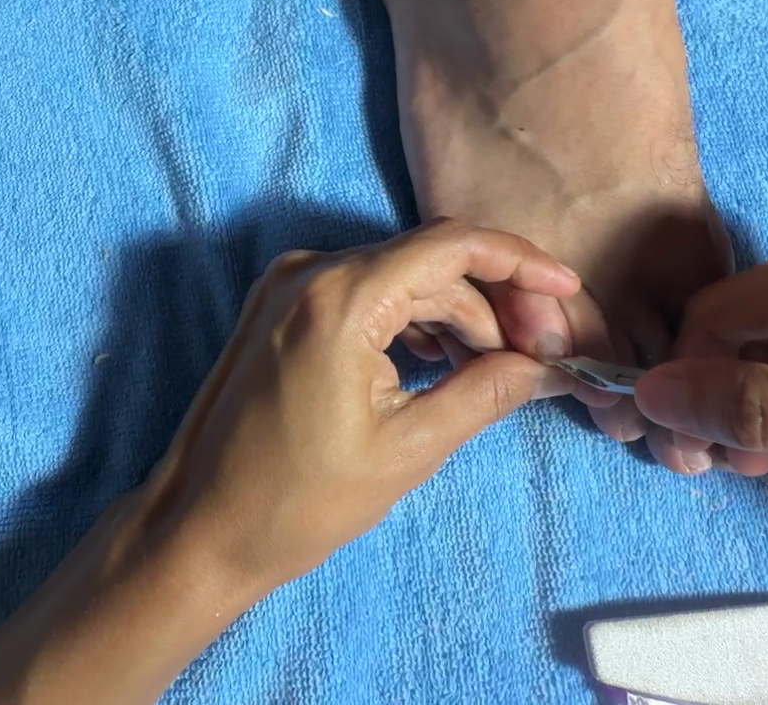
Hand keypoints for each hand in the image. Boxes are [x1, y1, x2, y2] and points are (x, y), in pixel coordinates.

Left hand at [133, 217, 581, 593]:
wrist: (203, 521)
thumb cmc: (300, 499)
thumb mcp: (406, 449)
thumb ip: (482, 393)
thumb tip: (543, 365)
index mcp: (339, 297)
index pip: (448, 246)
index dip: (516, 259)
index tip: (564, 287)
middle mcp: (309, 270)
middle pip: (426, 262)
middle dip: (489, 301)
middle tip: (538, 352)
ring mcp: (288, 282)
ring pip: (396, 276)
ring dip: (450, 313)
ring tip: (493, 366)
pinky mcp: (280, 303)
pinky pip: (362, 292)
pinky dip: (406, 317)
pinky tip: (438, 359)